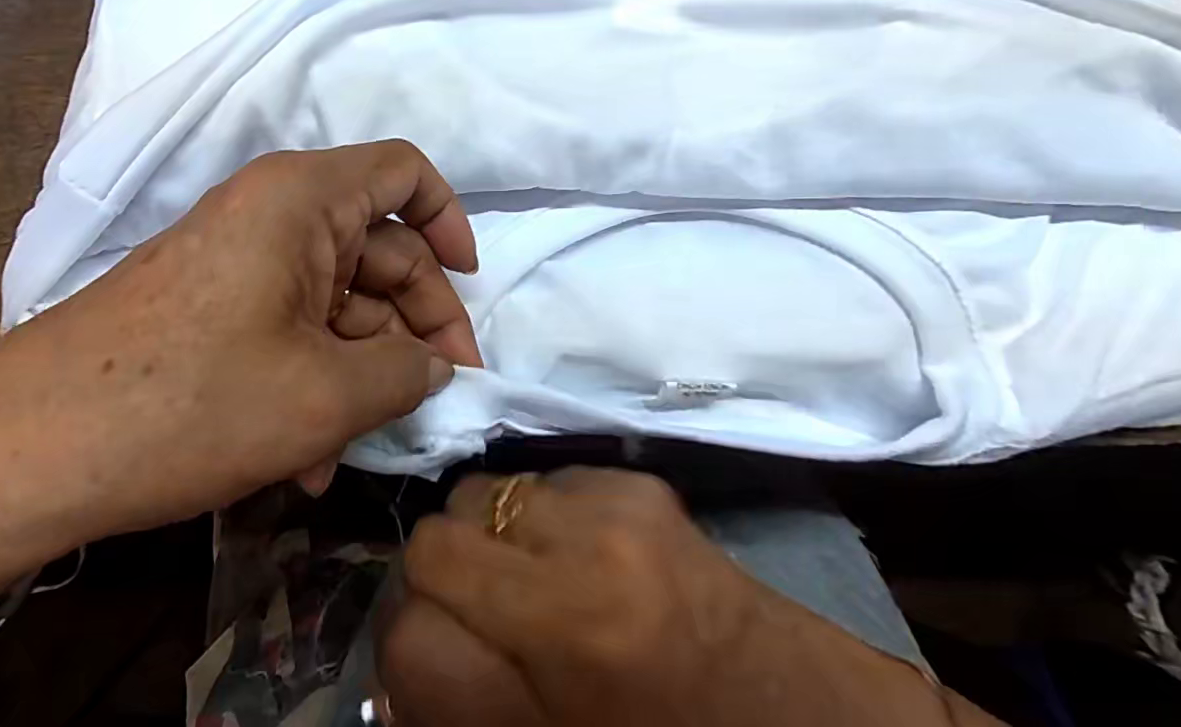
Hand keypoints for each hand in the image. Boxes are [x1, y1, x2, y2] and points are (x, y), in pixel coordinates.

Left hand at [0, 141, 482, 617]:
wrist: (20, 454)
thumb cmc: (190, 402)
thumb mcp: (326, 397)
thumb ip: (407, 373)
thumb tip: (437, 367)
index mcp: (304, 200)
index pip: (404, 173)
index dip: (450, 221)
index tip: (470, 282)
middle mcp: (275, 215)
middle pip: (381, 250)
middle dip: (416, 323)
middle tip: (440, 391)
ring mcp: (243, 262)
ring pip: (339, 302)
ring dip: (363, 370)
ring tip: (359, 448)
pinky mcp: (216, 307)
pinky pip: (294, 328)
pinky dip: (317, 380)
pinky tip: (311, 456)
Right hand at [380, 469, 994, 726]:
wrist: (780, 702)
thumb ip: (454, 693)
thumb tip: (400, 636)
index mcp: (555, 667)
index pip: (408, 631)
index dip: (406, 642)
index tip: (430, 646)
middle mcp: (579, 579)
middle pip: (435, 539)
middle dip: (443, 575)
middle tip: (482, 605)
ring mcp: (612, 512)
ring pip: (483, 492)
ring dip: (492, 532)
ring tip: (535, 570)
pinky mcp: (638, 479)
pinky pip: (545, 478)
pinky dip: (544, 511)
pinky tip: (583, 547)